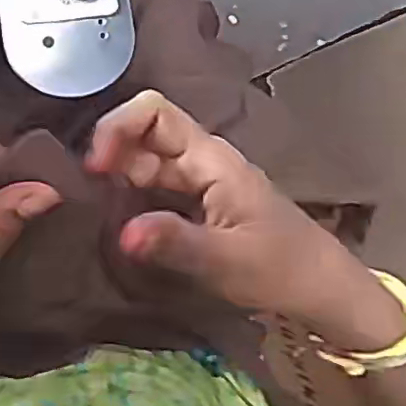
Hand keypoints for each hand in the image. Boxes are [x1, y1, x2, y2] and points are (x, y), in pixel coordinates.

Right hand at [86, 90, 401, 350]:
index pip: (153, 112)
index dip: (117, 126)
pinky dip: (125, 194)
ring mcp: (194, 180)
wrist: (323, 293)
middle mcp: (198, 160)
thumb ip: (176, 242)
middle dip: (107, 151)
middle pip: (141, 133)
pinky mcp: (191, 203)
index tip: (95, 166)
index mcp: (210, 158)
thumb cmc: (284, 269)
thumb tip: (123, 234)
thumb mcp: (228, 259)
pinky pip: (149, 186)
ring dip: (113, 174)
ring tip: (89, 204)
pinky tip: (112, 215)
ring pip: (141, 160)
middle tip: (83, 190)